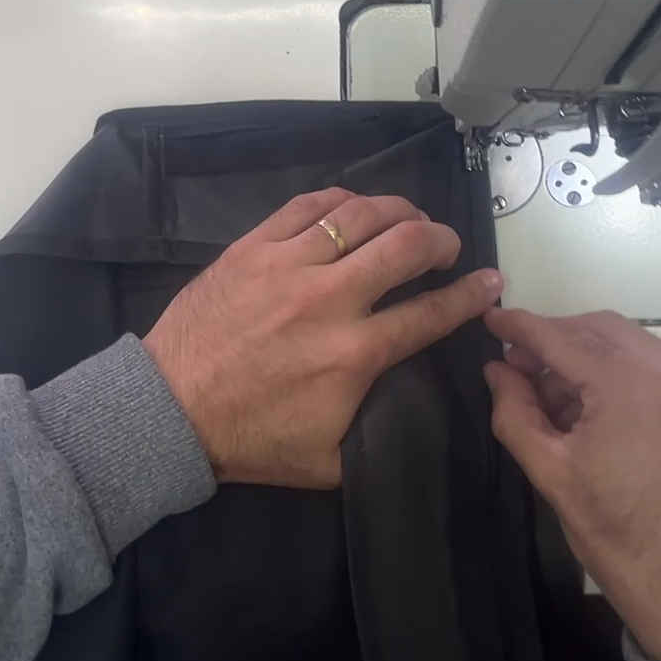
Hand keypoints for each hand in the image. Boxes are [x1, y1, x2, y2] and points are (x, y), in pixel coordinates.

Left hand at [144, 188, 502, 488]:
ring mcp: (288, 265)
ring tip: (410, 218)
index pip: (431, 313)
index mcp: (354, 354)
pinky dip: (341, 198)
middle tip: (446, 246)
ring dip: (399, 210)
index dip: (471, 295)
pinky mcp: (253, 247)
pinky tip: (355, 205)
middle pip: (406, 246)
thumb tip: (410, 401)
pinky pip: (307, 204)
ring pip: (361, 214)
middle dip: (441, 239)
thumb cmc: (249, 439)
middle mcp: (329, 299)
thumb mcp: (329, 462)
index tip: (489, 282)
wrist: (171, 410)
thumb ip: (379, 433)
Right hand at [482, 307, 660, 660]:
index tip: (491, 318)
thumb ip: (516, 413)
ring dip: (593, 354)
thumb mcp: (553, 477)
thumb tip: (496, 369)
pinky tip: (610, 409)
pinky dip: (630, 372)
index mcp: (631, 390)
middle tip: (522, 366)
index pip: (562, 338)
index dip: (521, 325)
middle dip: (556, 338)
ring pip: (636, 342)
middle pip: (600, 329)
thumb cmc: (624, 542)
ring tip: (565, 396)